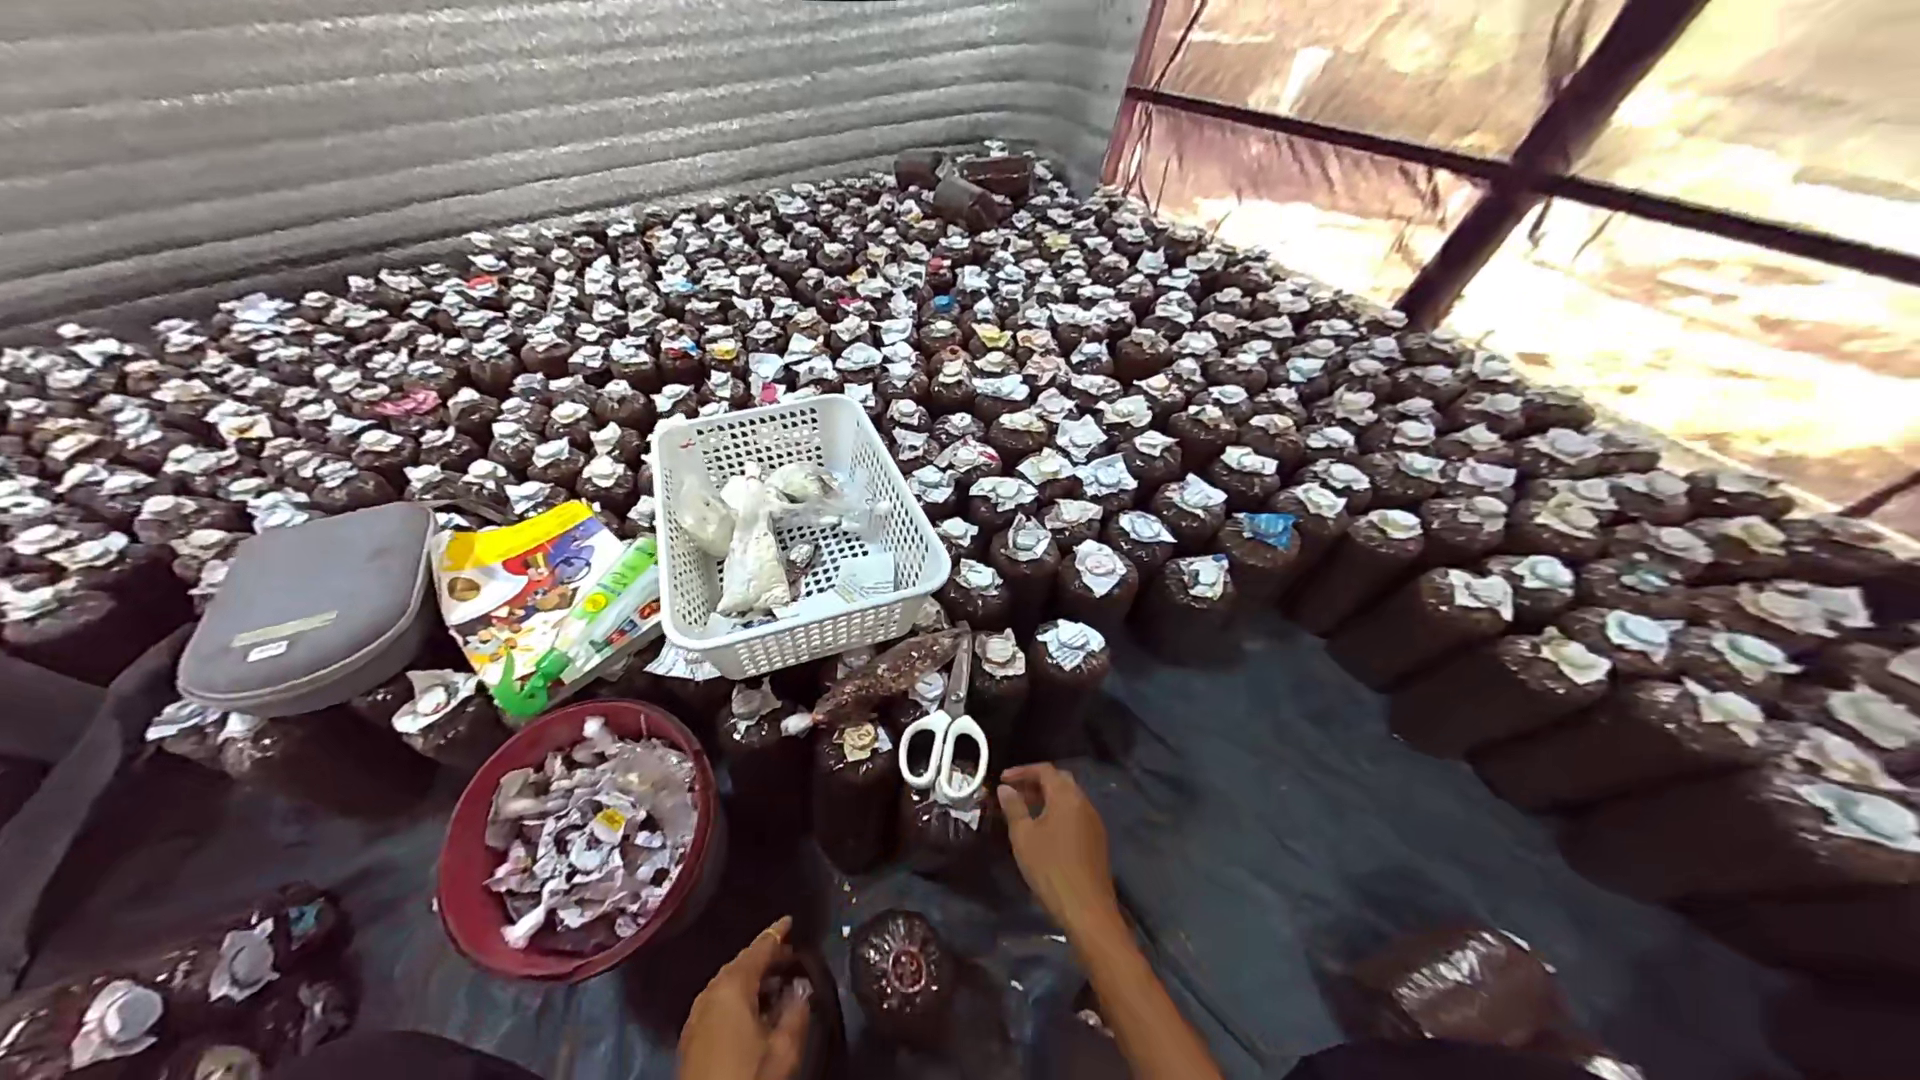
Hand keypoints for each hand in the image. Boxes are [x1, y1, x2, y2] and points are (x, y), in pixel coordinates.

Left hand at [677, 916, 810, 1079]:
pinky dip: (739, 996)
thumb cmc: (749, 1079)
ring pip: (728, 984)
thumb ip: (797, 1011)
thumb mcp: (783, 1050)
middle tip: (792, 956)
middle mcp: (709, 995)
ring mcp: (696, 1018)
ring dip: (753, 978)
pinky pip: (719, 1002)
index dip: (776, 934)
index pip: (758, 950)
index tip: (790, 921)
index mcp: (731, 988)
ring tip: (778, 982)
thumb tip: (802, 988)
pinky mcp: (691, 1041)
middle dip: (766, 958)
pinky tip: (756, 1010)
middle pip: (741, 964)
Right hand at [997, 764, 1118, 933]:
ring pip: (1069, 797)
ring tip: (1024, 809)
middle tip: (1014, 792)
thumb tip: (1006, 788)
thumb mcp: (1023, 836)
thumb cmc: (1050, 868)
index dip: (1022, 771)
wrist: (1086, 909)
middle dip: (1035, 781)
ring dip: (1047, 797)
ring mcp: (1094, 821)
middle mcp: (1084, 802)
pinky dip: (1058, 811)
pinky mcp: (1097, 839)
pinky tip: (1044, 828)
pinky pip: (1075, 813)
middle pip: (1060, 780)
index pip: (1045, 770)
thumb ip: (1013, 807)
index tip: (1003, 779)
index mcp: (1066, 796)